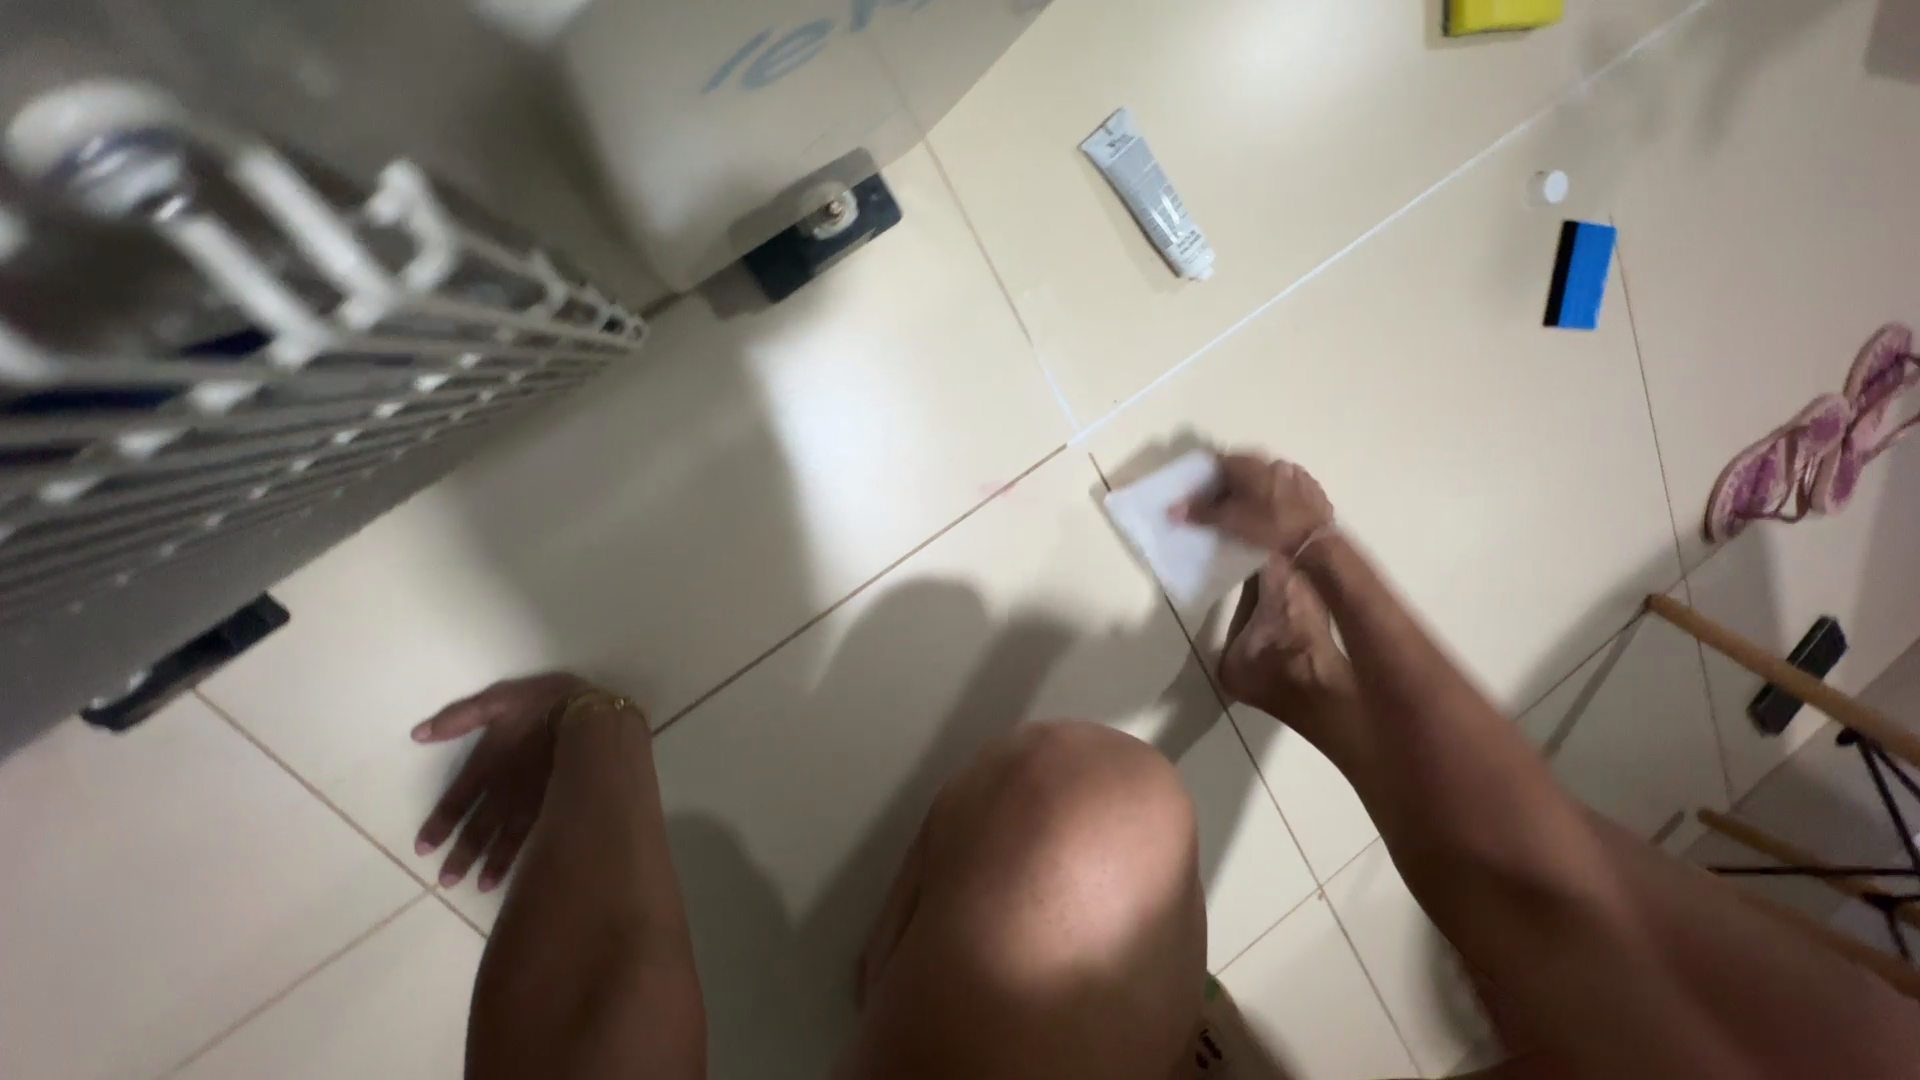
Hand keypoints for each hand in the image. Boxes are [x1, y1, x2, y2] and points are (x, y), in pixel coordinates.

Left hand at [411, 672, 590, 891]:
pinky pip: (535, 835)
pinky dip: (526, 855)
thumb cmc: (541, 704)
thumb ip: (459, 717)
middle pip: (479, 828)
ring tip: (481, 886)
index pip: (456, 801)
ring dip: (493, 863)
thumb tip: (417, 735)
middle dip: (463, 855)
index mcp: (487, 766)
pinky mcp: (555, 802)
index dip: (440, 825)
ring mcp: (531, 800)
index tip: (423, 849)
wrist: (588, 715)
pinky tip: (524, 871)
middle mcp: (504, 790)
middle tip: (447, 881)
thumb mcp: (497, 700)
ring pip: (507, 838)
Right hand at [1173, 451, 1335, 555]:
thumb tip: (1172, 509)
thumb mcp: (1229, 520)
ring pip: (1266, 479)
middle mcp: (1273, 462)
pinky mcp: (1313, 491)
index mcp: (1251, 463)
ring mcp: (1296, 474)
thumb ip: (1200, 512)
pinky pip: (1286, 490)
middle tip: (1219, 506)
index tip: (1198, 493)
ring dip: (1253, 491)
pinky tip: (1272, 517)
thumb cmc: (1268, 526)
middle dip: (1229, 485)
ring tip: (1246, 512)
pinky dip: (1274, 499)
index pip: (1219, 461)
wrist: (1316, 542)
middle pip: (1243, 469)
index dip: (1205, 477)